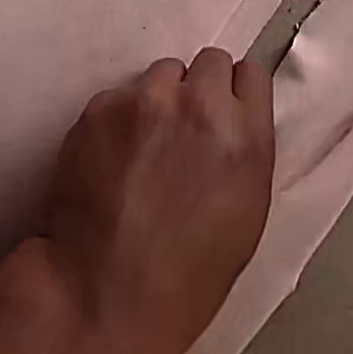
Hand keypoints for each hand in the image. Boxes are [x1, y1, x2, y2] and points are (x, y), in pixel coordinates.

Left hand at [37, 48, 274, 353]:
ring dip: (160, 98)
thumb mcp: (247, 213)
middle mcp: (199, 105)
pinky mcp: (100, 106)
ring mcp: (146, 100)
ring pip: (162, 73)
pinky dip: (120, 117)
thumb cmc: (186, 276)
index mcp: (246, 137)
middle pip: (210, 60)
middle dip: (201, 87)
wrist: (100, 293)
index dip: (237, 92)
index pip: (252, 73)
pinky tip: (110, 158)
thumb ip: (245, 149)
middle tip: (185, 127)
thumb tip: (233, 117)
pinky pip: (120, 95)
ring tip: (144, 145)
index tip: (226, 110)